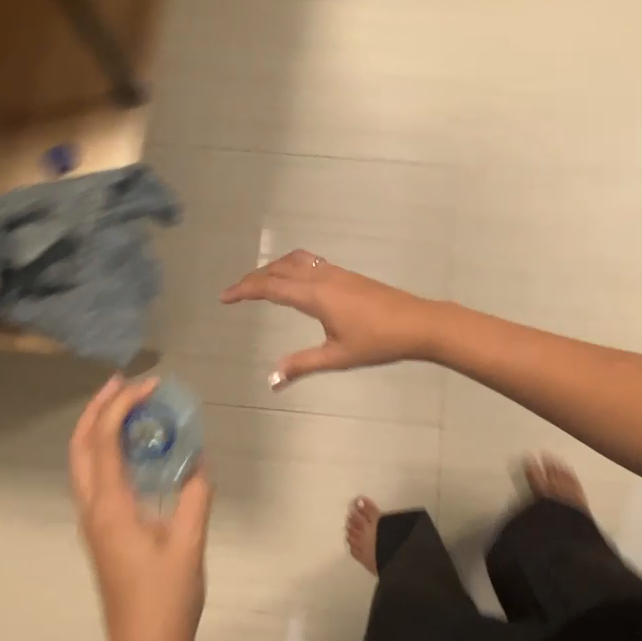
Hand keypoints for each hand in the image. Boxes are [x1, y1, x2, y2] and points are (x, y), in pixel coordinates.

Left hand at [69, 375, 213, 640]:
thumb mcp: (189, 543)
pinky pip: (96, 479)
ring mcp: (94, 524)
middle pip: (80, 447)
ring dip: (99, 429)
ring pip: (84, 463)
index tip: (149, 385)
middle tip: (122, 383)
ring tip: (128, 407)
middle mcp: (93, 510)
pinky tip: (136, 453)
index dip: (122, 406)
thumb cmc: (166, 598)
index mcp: (109, 507)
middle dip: (96, 409)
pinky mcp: (103, 535)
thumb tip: (199, 459)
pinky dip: (108, 452)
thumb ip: (195, 496)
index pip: (105, 441)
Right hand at [219, 249, 444, 387]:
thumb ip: (302, 364)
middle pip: (279, 269)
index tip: (224, 298)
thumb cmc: (378, 342)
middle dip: (254, 278)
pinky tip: (293, 280)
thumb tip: (271, 379)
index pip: (271, 287)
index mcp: (315, 295)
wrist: (417, 323)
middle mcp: (321, 277)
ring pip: (295, 261)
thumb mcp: (337, 356)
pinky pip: (309, 262)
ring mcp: (335, 273)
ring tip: (259, 283)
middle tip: (235, 292)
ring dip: (273, 268)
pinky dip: (290, 266)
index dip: (244, 290)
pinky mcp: (346, 275)